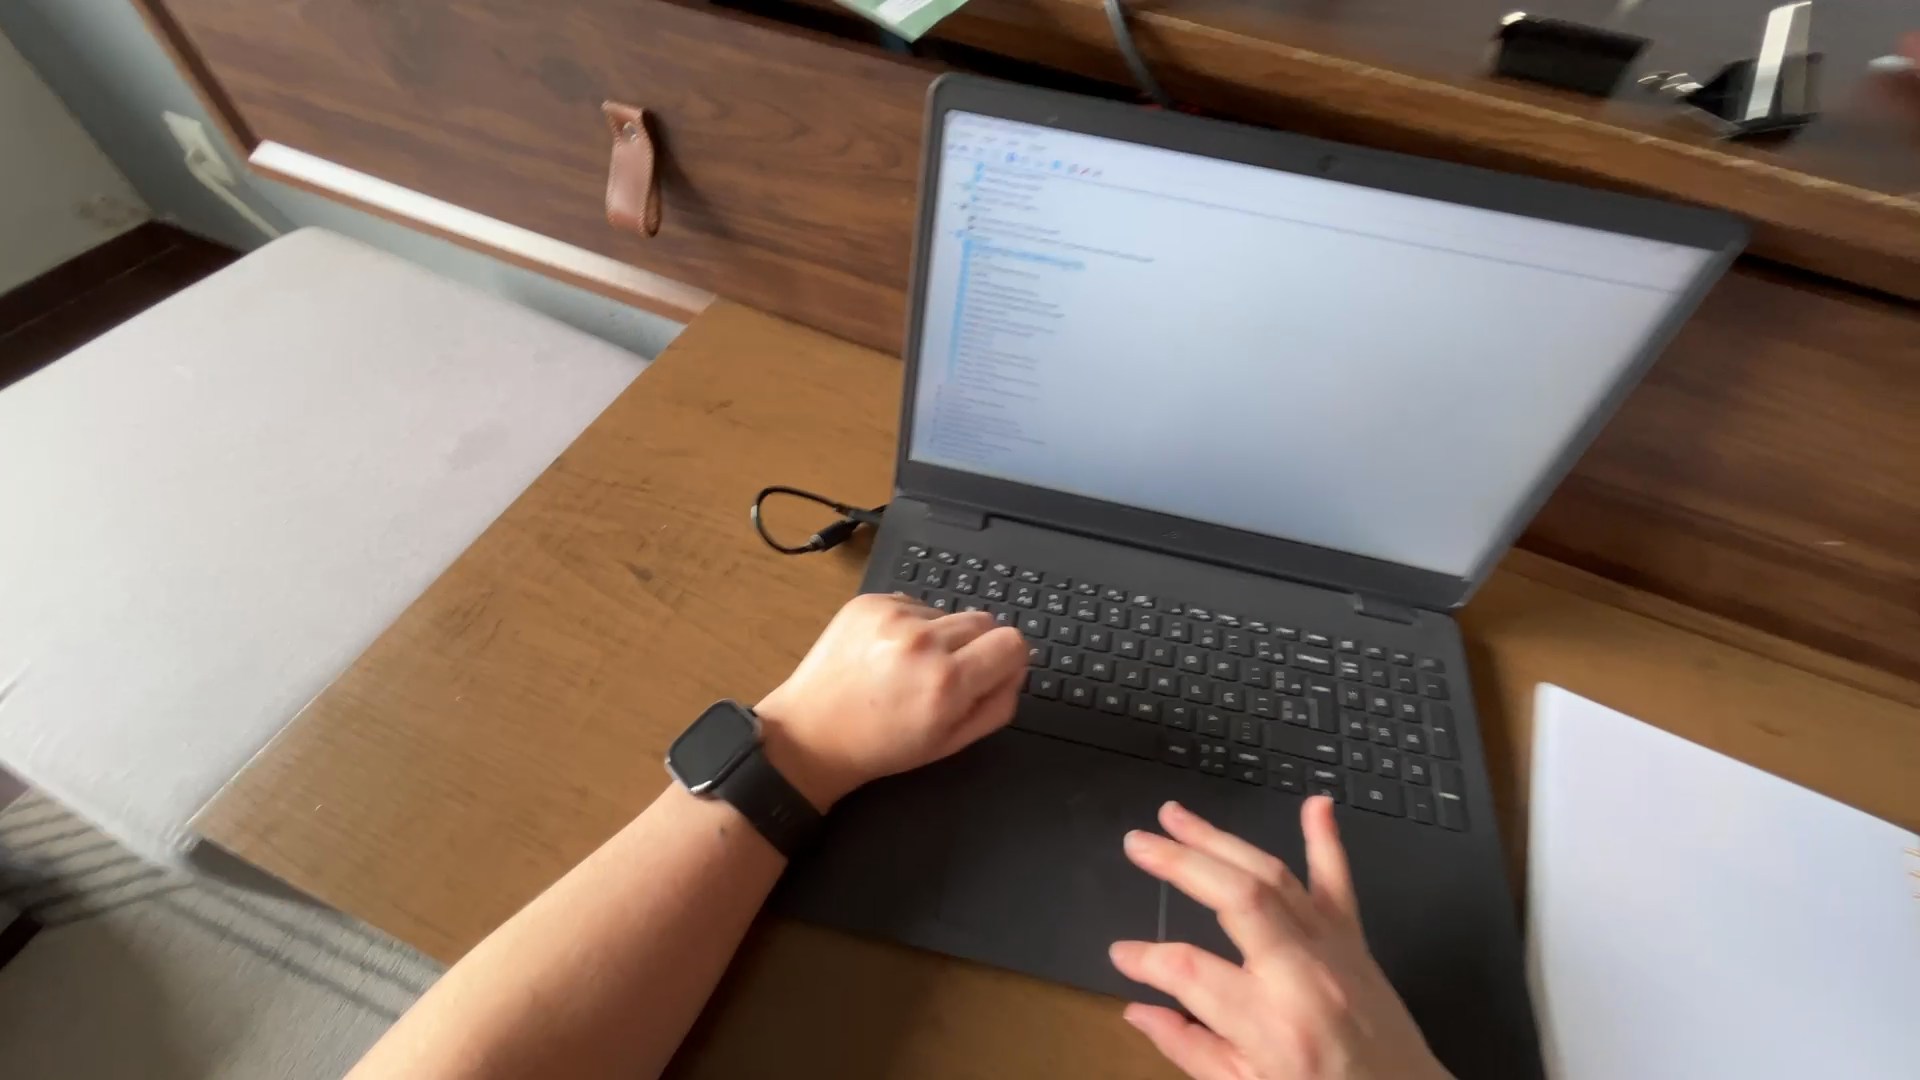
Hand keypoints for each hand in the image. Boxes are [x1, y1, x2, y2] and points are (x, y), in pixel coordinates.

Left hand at [755, 592, 1027, 810]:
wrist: (810, 733)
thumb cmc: (882, 746)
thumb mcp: (951, 743)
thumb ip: (998, 704)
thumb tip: (1018, 668)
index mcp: (948, 681)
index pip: (1013, 642)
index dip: (1006, 660)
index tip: (989, 673)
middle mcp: (923, 641)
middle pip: (985, 621)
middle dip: (974, 648)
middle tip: (944, 676)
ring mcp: (893, 616)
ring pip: (949, 612)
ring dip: (941, 635)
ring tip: (908, 667)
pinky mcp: (869, 602)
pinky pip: (914, 604)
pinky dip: (909, 625)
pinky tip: (887, 653)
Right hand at [1109, 799, 1450, 1079]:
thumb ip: (1189, 1051)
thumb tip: (1135, 1010)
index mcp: (1274, 1029)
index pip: (1192, 974)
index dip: (1147, 960)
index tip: (1120, 955)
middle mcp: (1304, 977)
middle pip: (1239, 898)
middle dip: (1181, 862)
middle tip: (1137, 842)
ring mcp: (1333, 949)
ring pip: (1272, 876)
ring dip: (1218, 839)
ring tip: (1174, 816)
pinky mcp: (1354, 938)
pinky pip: (1338, 881)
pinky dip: (1326, 839)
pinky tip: (1316, 804)